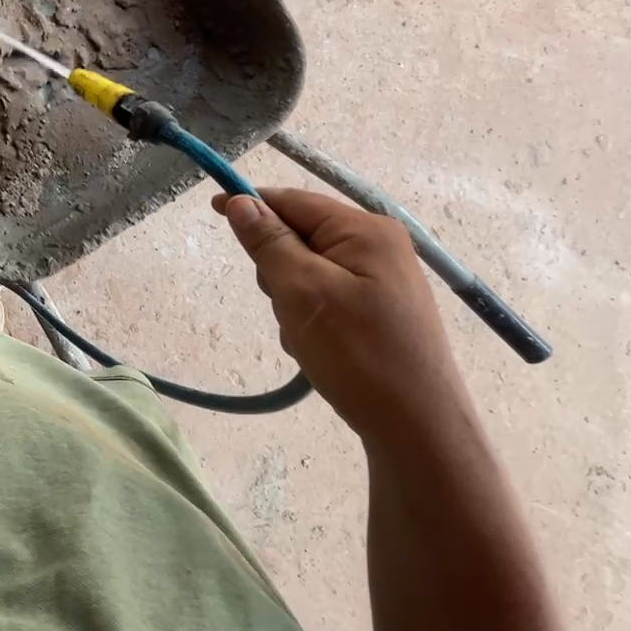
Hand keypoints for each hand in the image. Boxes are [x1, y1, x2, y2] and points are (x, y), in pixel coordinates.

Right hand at [213, 188, 474, 448]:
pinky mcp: (379, 310)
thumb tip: (241, 201)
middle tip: (283, 302)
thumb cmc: (356, 352)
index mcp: (364, 231)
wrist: (416, 429)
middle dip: (275, 265)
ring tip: (303, 332)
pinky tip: (316, 345)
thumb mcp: (300, 290)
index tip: (213, 211)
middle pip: (298, 234)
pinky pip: (324, 294)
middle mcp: (378, 246)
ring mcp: (381, 279)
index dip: (250, 203)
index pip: (292, 200)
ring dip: (289, 296)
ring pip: (306, 268)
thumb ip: (268, 241)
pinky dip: (307, 314)